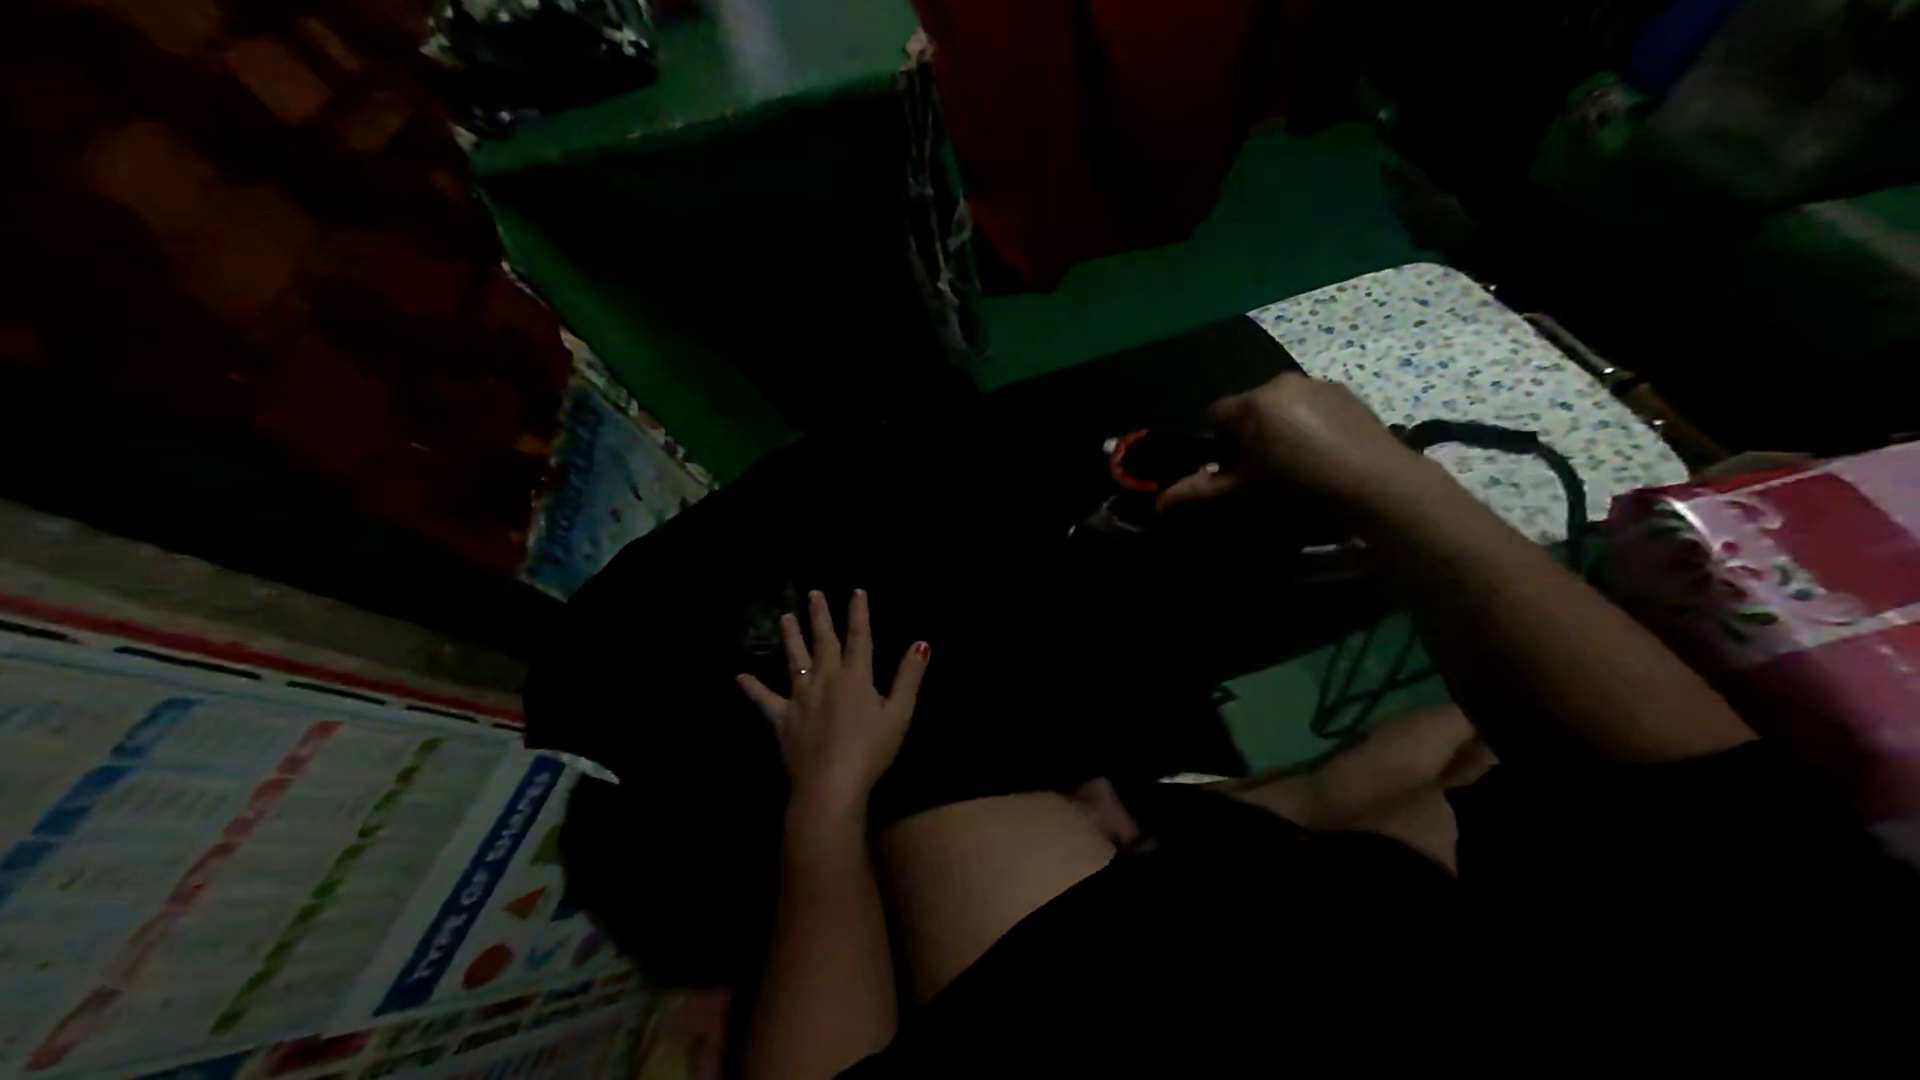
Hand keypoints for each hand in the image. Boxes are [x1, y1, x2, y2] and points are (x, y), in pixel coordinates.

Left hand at [737, 589, 929, 814]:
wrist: (831, 783)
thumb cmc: (871, 750)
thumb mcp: (899, 713)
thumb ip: (909, 677)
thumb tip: (921, 643)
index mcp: (855, 676)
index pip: (859, 637)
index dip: (859, 613)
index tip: (856, 591)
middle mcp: (825, 678)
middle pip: (823, 640)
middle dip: (820, 615)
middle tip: (813, 594)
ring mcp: (800, 697)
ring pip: (794, 659)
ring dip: (790, 637)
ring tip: (785, 618)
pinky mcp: (782, 718)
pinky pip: (765, 700)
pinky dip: (752, 688)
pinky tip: (740, 677)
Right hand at [1158, 373, 1427, 511]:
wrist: (1378, 484)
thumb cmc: (1302, 488)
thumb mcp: (1247, 489)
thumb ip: (1202, 490)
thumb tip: (1158, 504)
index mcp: (1253, 404)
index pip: (1214, 414)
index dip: (1216, 441)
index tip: (1231, 465)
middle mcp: (1281, 383)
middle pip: (1247, 406)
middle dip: (1247, 432)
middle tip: (1263, 468)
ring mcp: (1315, 384)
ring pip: (1278, 403)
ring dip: (1276, 425)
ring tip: (1295, 459)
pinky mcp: (1343, 391)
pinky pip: (1308, 402)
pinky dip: (1305, 419)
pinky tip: (1321, 448)